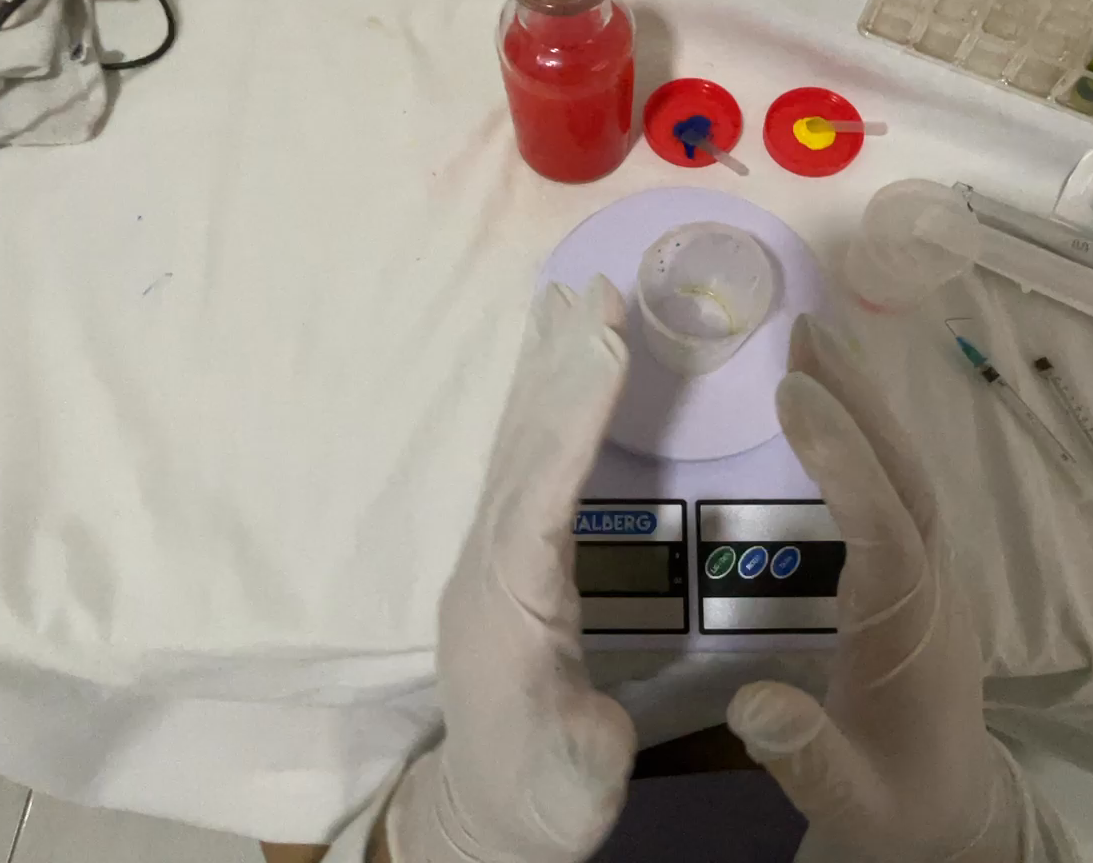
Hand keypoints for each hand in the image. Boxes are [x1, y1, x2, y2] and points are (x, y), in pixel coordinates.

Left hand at [384, 279, 637, 862]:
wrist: (488, 804)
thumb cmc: (542, 794)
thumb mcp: (574, 782)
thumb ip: (583, 743)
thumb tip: (595, 691)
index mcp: (512, 605)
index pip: (540, 495)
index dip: (572, 420)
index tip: (604, 344)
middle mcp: (492, 557)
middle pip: (524, 444)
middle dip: (561, 363)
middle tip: (595, 288)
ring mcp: (494, 545)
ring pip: (520, 437)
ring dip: (546, 364)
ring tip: (568, 298)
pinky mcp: (508, 542)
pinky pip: (525, 453)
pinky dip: (542, 397)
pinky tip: (553, 363)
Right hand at [726, 317, 1034, 862]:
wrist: (952, 809)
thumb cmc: (894, 800)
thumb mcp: (848, 801)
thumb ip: (806, 756)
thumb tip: (749, 704)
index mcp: (911, 625)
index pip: (883, 524)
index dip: (842, 457)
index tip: (793, 392)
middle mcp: (930, 578)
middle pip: (904, 470)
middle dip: (857, 396)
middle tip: (804, 329)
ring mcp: (929, 565)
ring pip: (905, 465)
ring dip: (863, 399)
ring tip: (815, 340)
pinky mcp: (916, 563)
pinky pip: (894, 479)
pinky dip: (865, 429)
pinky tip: (833, 403)